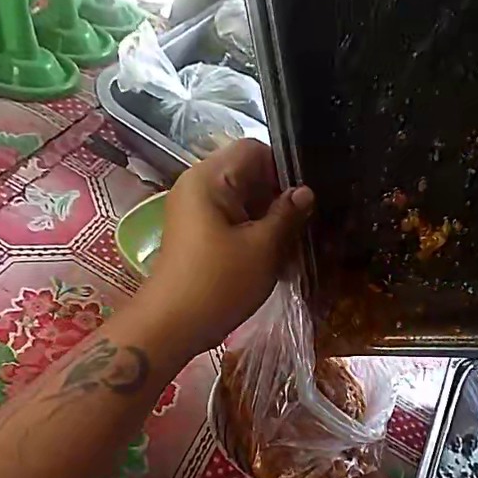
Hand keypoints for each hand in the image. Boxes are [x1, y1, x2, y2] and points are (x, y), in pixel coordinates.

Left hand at [133, 139, 313, 354]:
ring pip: (242, 201)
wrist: (171, 327)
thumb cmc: (218, 284)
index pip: (255, 150)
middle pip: (248, 175)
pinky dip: (252, 235)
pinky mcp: (196, 235)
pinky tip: (272, 259)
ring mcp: (194, 212)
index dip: (284, 170)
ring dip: (268, 221)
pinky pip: (230, 222)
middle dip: (278, 198)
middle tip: (305, 227)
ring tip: (291, 247)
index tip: (305, 201)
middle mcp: (197, 186)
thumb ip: (287, 214)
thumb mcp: (263, 248)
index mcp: (209, 178)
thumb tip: (305, 192)